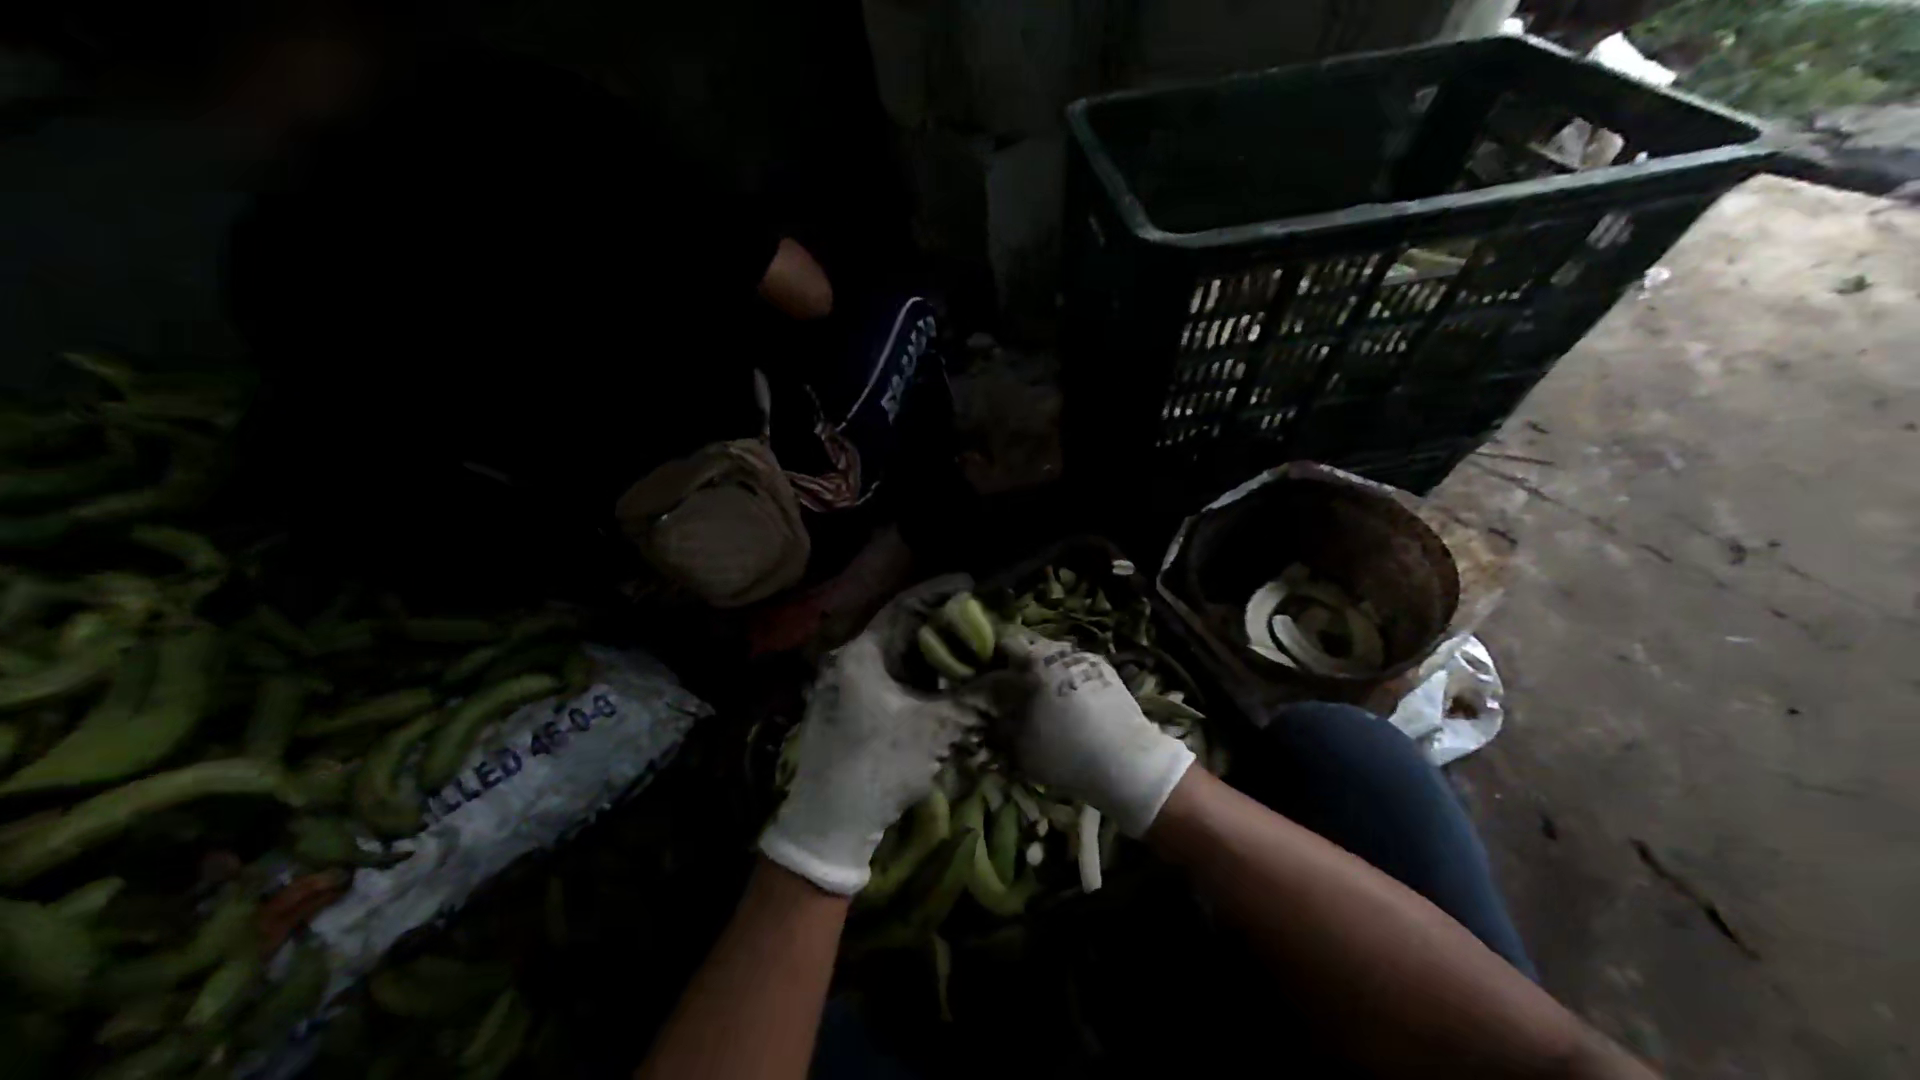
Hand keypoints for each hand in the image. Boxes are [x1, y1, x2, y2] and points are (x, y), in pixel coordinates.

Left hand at [758, 575, 979, 893]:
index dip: (938, 592)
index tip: (971, 583)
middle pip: (901, 631)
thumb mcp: (934, 731)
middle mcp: (850, 662)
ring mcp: (848, 687)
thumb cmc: (877, 766)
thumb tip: (1025, 677)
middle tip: (979, 621)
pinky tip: (946, 686)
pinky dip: (920, 679)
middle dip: (940, 625)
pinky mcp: (853, 710)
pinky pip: (891, 680)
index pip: (903, 606)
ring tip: (970, 651)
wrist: (827, 824)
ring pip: (897, 658)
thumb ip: (980, 700)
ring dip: (932, 655)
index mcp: (861, 654)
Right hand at [996, 633, 1194, 836]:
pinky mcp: (1109, 674)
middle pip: (1032, 650)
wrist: (1129, 764)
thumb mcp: (1020, 747)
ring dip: (1045, 675)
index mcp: (1036, 658)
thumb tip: (989, 716)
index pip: (1005, 645)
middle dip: (1020, 669)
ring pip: (1056, 660)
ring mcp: (1088, 660)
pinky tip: (1066, 707)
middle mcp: (1063, 650)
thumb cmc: (1066, 750)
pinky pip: (1077, 671)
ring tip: (1040, 702)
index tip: (986, 683)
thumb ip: (999, 727)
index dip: (993, 663)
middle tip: (1012, 695)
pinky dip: (1067, 683)